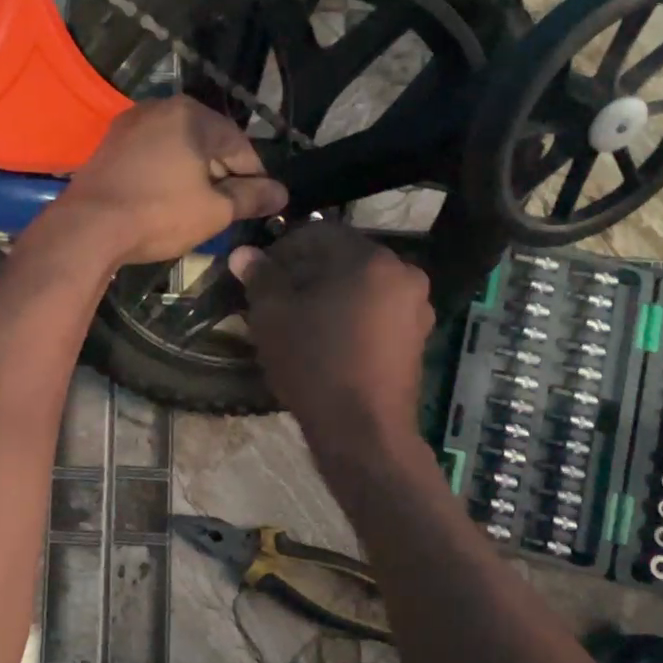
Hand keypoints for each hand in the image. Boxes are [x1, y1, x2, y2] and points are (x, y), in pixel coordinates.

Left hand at [53, 97, 287, 265]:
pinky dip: (163, 174)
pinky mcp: (108, 145)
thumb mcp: (214, 210)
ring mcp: (129, 124)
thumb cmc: (158, 213)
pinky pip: (150, 156)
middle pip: (206, 142)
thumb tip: (281, 193)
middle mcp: (160, 108)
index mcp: (192, 115)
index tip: (259, 203)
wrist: (87, 227)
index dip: (254, 177)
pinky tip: (164, 201)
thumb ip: (250, 197)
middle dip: (221, 174)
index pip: (239, 145)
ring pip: (176, 148)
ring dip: (191, 175)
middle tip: (228, 209)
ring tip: (197, 208)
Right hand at [229, 222, 433, 446]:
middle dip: (306, 271)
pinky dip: (350, 314)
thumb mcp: (273, 317)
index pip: (318, 233)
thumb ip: (260, 278)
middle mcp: (403, 273)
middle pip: (343, 257)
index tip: (259, 274)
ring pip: (361, 285)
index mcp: (370, 259)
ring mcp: (416, 307)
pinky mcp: (417, 337)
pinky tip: (325, 339)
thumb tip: (244, 253)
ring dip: (328, 293)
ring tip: (298, 320)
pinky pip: (376, 310)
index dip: (282, 248)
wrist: (363, 429)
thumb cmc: (314, 363)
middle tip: (274, 297)